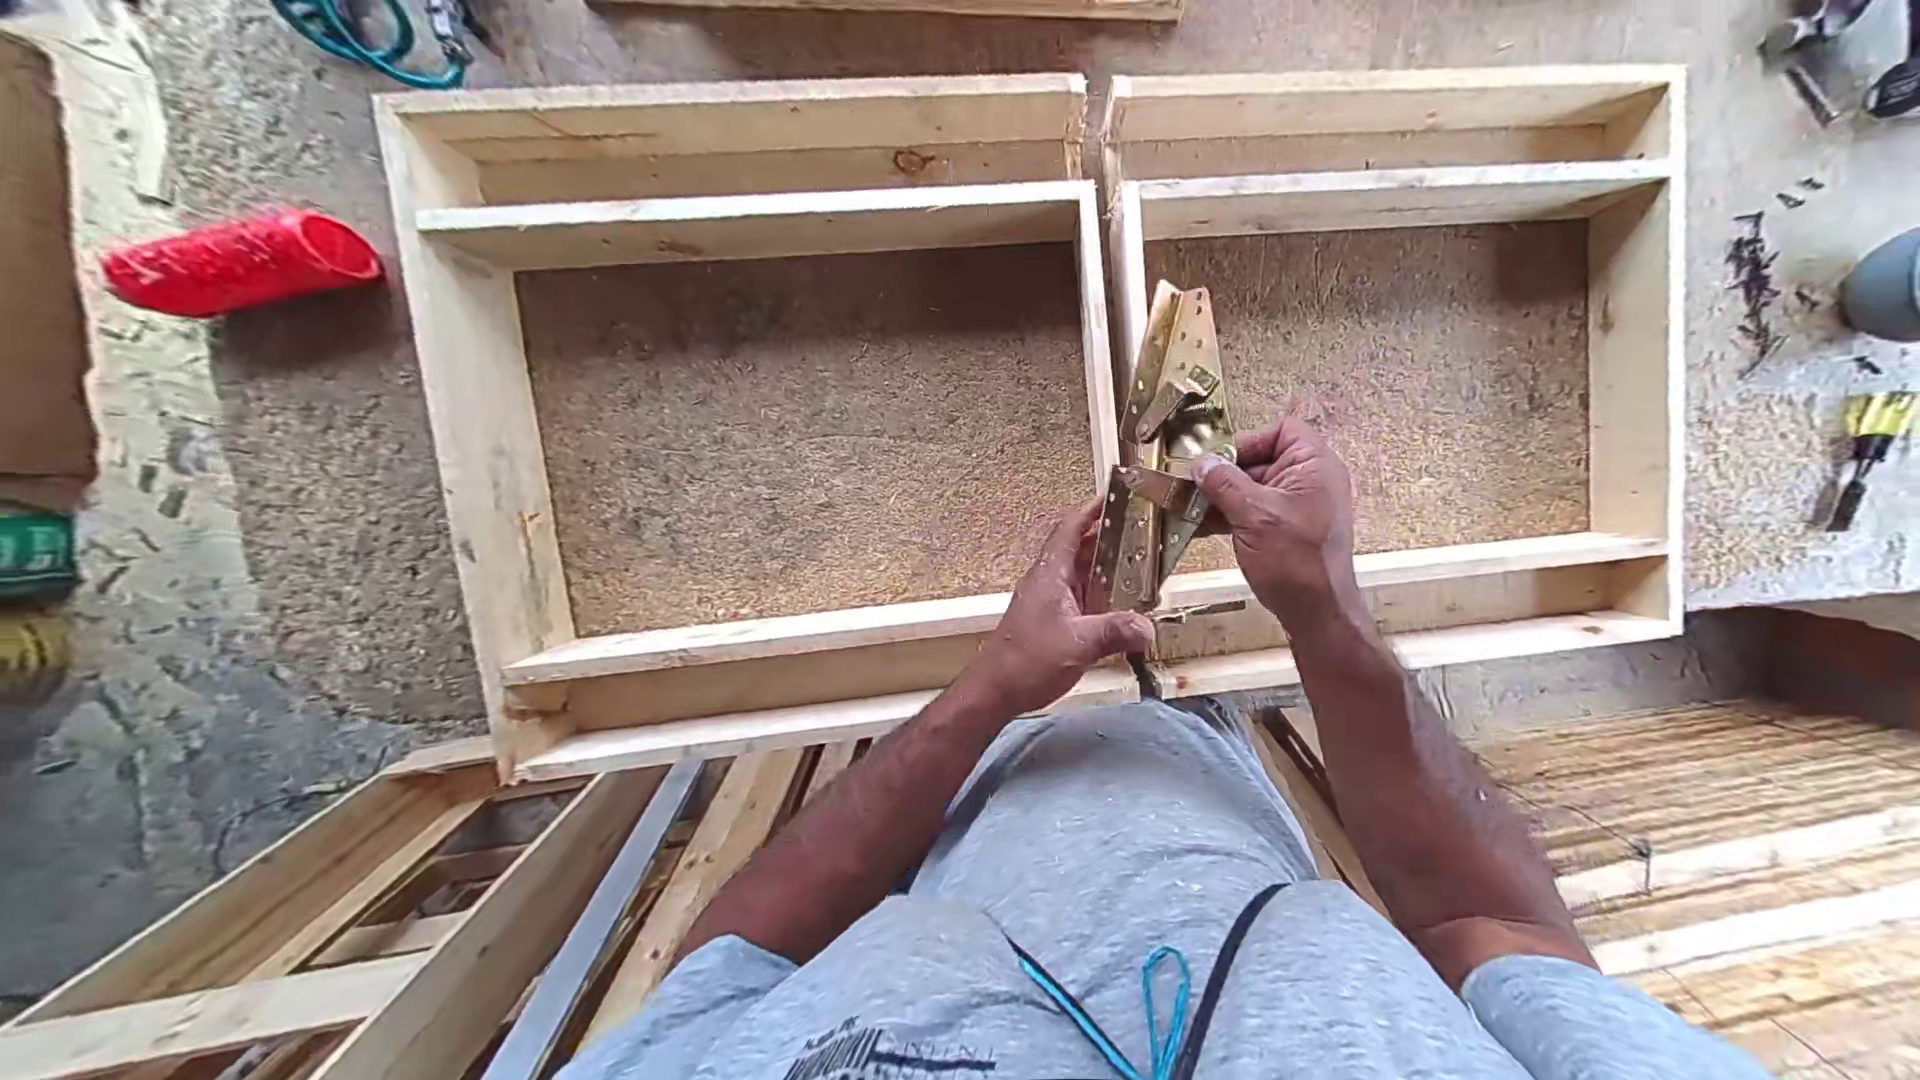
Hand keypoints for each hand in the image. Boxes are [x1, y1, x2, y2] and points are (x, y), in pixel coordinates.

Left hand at [952, 500, 1154, 717]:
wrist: (996, 689)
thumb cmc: (1028, 661)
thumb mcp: (1078, 644)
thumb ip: (1115, 632)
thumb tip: (1149, 628)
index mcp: (1049, 574)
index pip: (1069, 529)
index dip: (1091, 510)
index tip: (1116, 498)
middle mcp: (1048, 581)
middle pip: (1079, 547)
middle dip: (1108, 538)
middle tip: (1142, 535)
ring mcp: (1048, 600)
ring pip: (1080, 573)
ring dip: (1106, 567)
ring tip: (1140, 566)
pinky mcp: (1051, 620)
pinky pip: (1080, 596)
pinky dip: (1100, 592)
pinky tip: (1122, 604)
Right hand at [1192, 416, 1362, 629]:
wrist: (1315, 611)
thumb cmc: (1299, 564)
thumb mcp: (1255, 515)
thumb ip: (1225, 484)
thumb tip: (1204, 464)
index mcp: (1313, 467)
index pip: (1282, 431)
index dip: (1248, 441)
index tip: (1219, 461)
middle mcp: (1306, 482)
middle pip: (1258, 459)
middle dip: (1223, 473)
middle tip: (1195, 485)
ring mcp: (1292, 506)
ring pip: (1248, 487)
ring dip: (1218, 497)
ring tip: (1190, 507)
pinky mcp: (1279, 528)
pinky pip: (1247, 511)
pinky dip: (1224, 515)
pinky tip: (1198, 524)